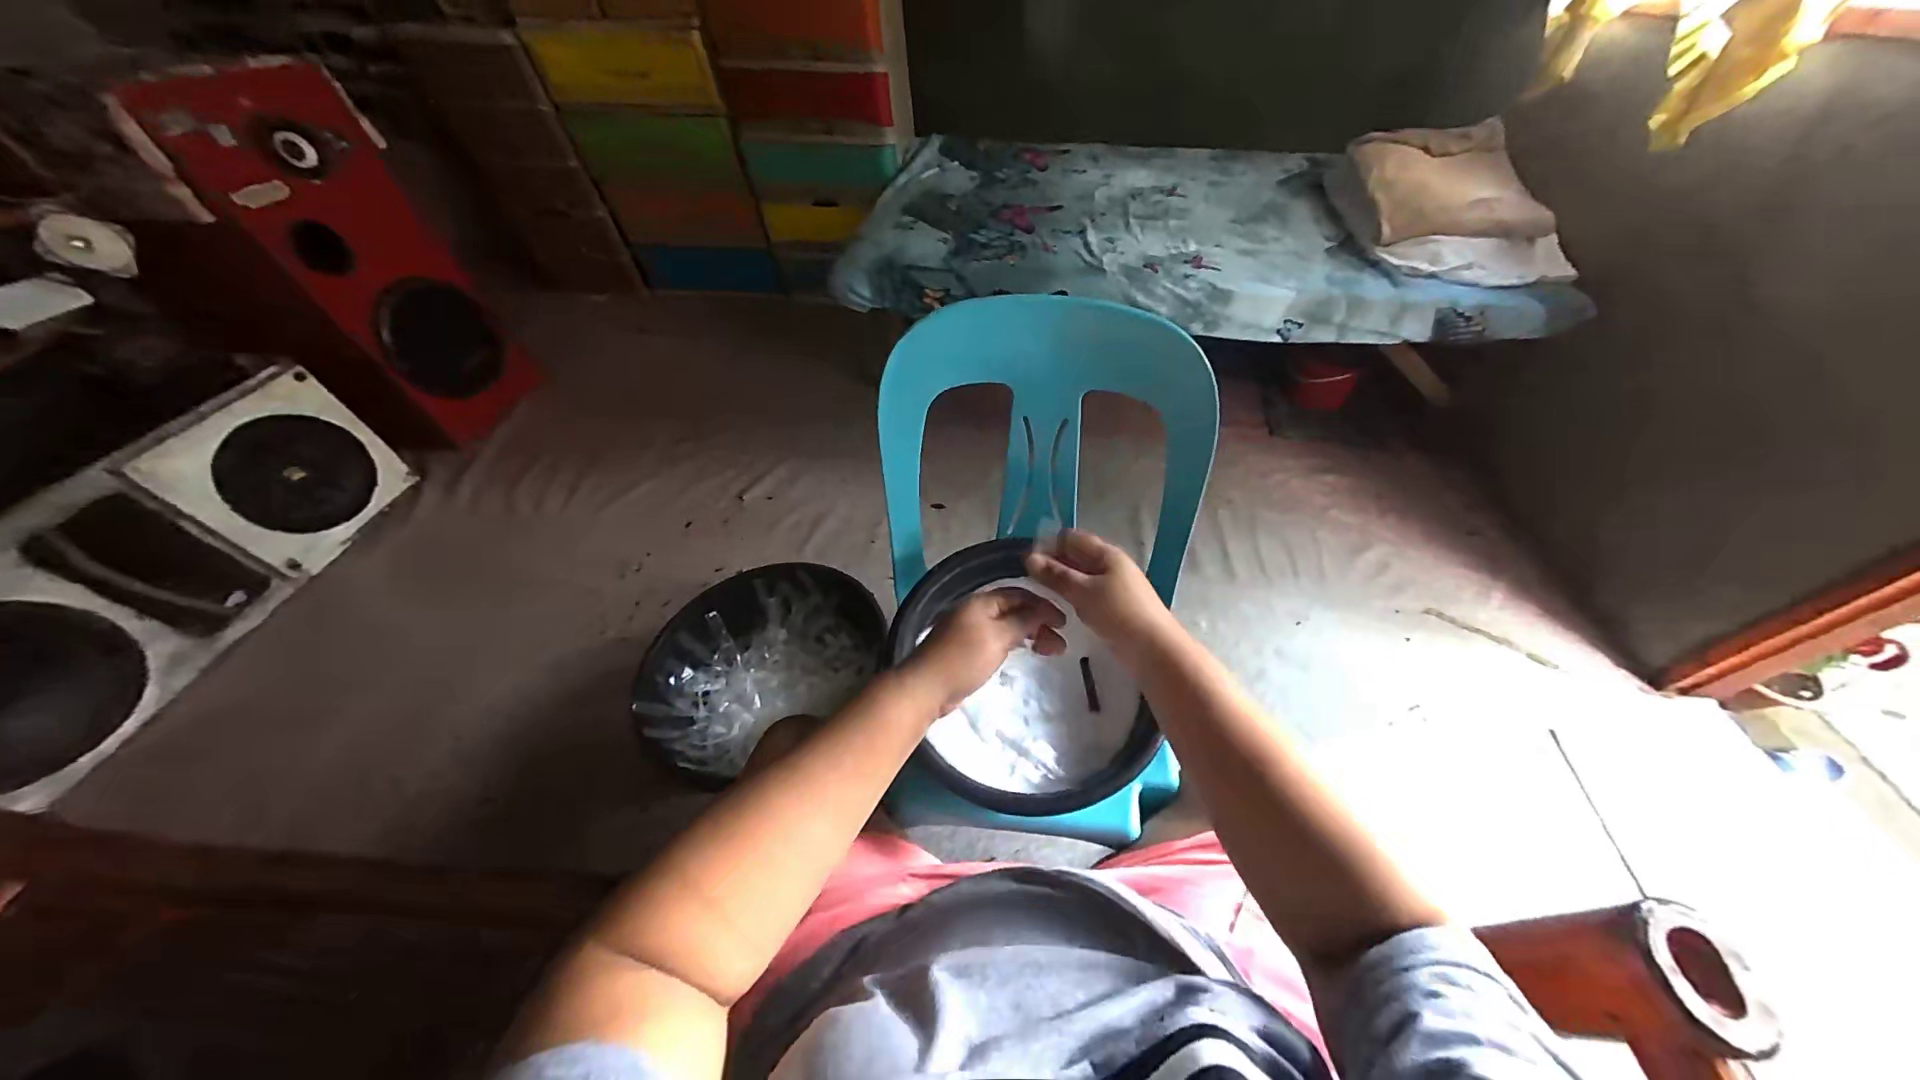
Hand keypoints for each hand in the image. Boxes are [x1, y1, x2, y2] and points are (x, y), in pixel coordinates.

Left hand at [903, 587, 1065, 713]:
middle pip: (1015, 609)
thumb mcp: (998, 637)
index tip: (1064, 623)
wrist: (927, 687)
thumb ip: (1023, 621)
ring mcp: (970, 630)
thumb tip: (1042, 612)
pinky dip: (1015, 642)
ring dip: (1030, 634)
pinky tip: (1025, 652)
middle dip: (1039, 622)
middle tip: (1060, 643)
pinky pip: (998, 639)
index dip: (1044, 606)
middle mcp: (976, 610)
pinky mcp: (968, 649)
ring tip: (1049, 650)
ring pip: (1008, 625)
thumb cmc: (964, 659)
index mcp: (981, 601)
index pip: (1020, 594)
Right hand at [1025, 529, 1173, 650]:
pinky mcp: (1113, 605)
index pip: (1070, 538)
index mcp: (1106, 553)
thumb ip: (1056, 575)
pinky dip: (1072, 596)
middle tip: (1028, 581)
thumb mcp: (1083, 592)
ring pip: (1079, 576)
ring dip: (1061, 582)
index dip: (1048, 545)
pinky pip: (1086, 592)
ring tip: (1039, 594)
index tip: (1026, 562)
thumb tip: (1029, 557)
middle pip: (1075, 556)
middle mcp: (1109, 564)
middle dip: (1052, 564)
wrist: (1154, 649)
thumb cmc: (1118, 613)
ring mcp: (1113, 585)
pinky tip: (1060, 607)